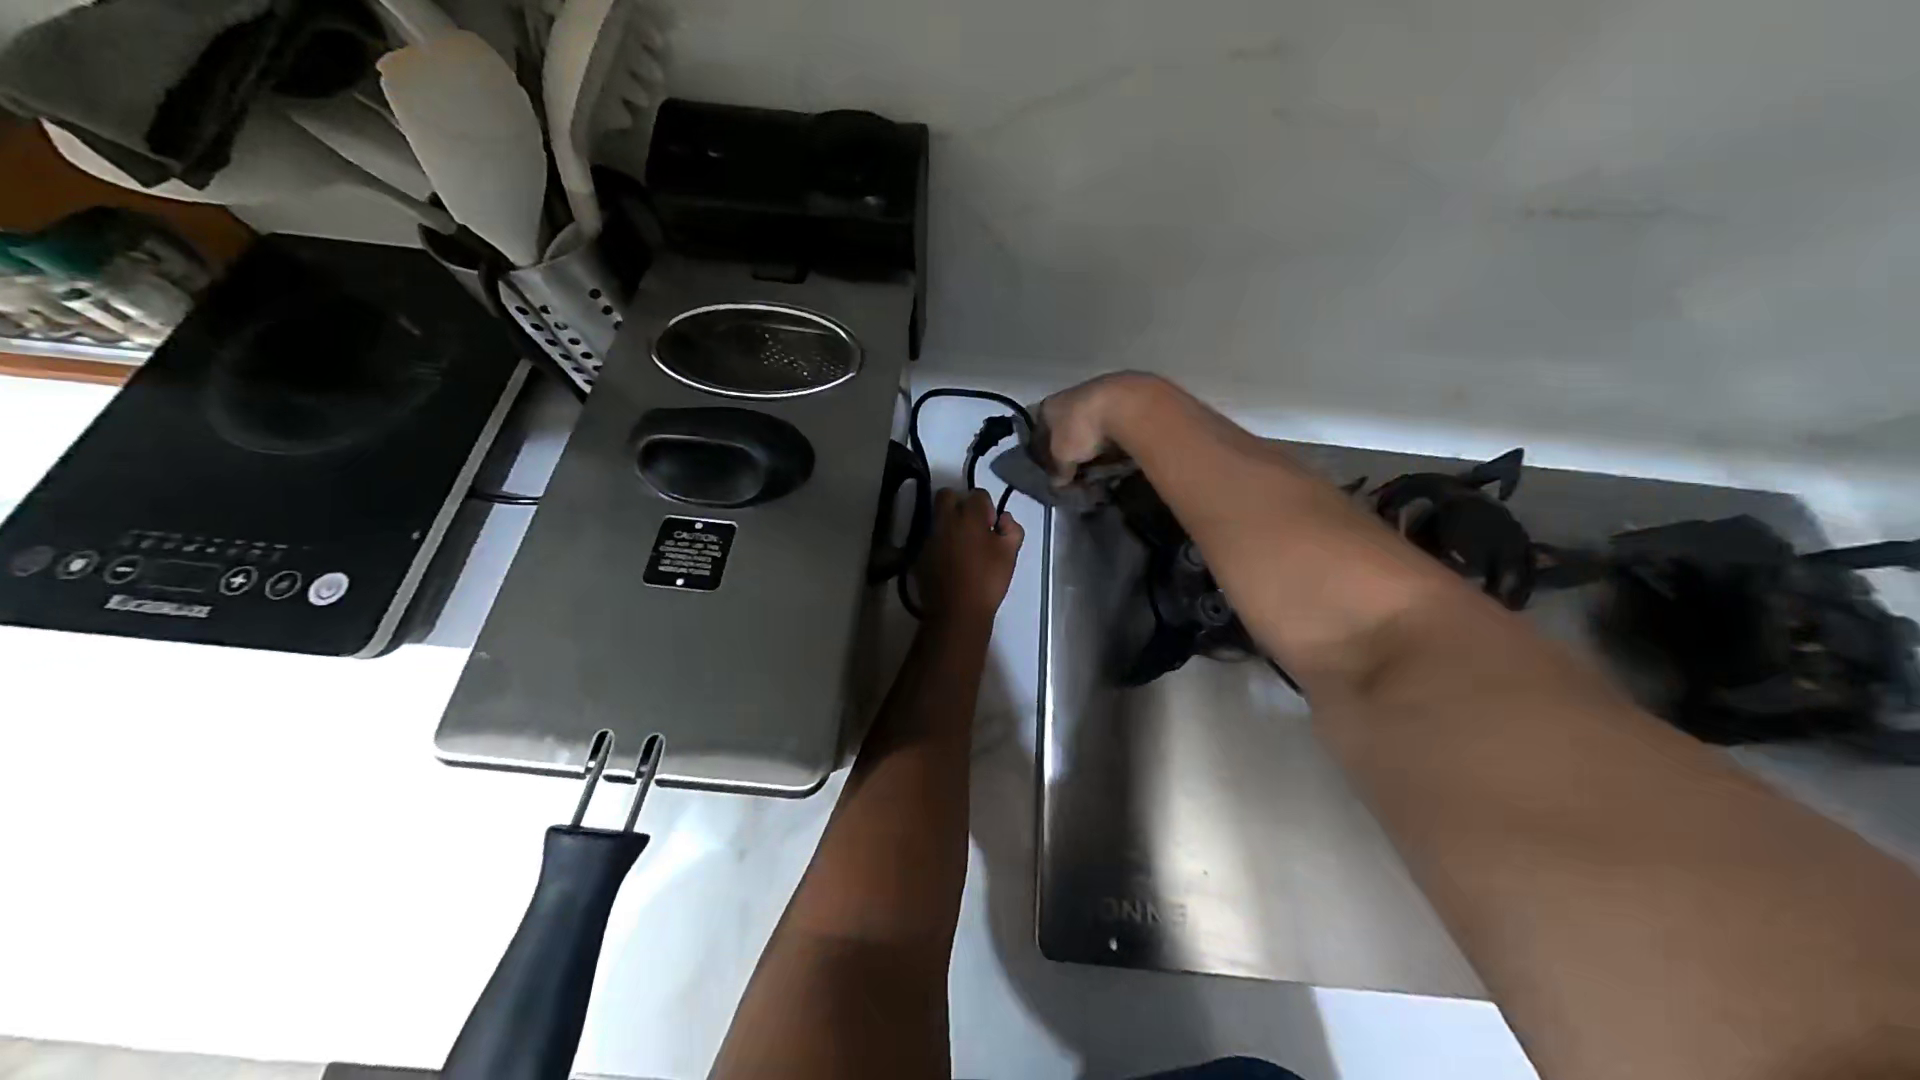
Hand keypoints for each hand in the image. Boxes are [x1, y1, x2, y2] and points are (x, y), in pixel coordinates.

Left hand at [916, 489, 1023, 626]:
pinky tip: (950, 560)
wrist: (956, 611)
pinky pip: (930, 537)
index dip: (987, 508)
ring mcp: (928, 536)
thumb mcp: (1010, 554)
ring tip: (962, 545)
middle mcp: (944, 520)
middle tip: (973, 527)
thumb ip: (1012, 529)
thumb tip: (1004, 519)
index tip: (992, 528)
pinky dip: (939, 541)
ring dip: (949, 523)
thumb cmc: (987, 580)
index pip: (978, 494)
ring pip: (936, 516)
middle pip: (948, 496)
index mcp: (969, 515)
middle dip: (960, 504)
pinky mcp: (919, 553)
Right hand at [1035, 371, 1167, 483]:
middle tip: (1078, 468)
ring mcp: (1098, 391)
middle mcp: (1070, 395)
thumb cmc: (1081, 429)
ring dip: (1095, 439)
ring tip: (1102, 462)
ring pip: (1091, 422)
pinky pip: (1113, 421)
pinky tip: (1119, 449)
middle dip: (1073, 446)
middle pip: (1067, 426)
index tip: (1054, 469)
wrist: (1124, 404)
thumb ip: (1059, 469)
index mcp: (1049, 406)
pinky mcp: (1123, 395)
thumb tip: (1057, 482)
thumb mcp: (1064, 456)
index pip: (1041, 432)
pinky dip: (1114, 434)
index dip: (1046, 452)